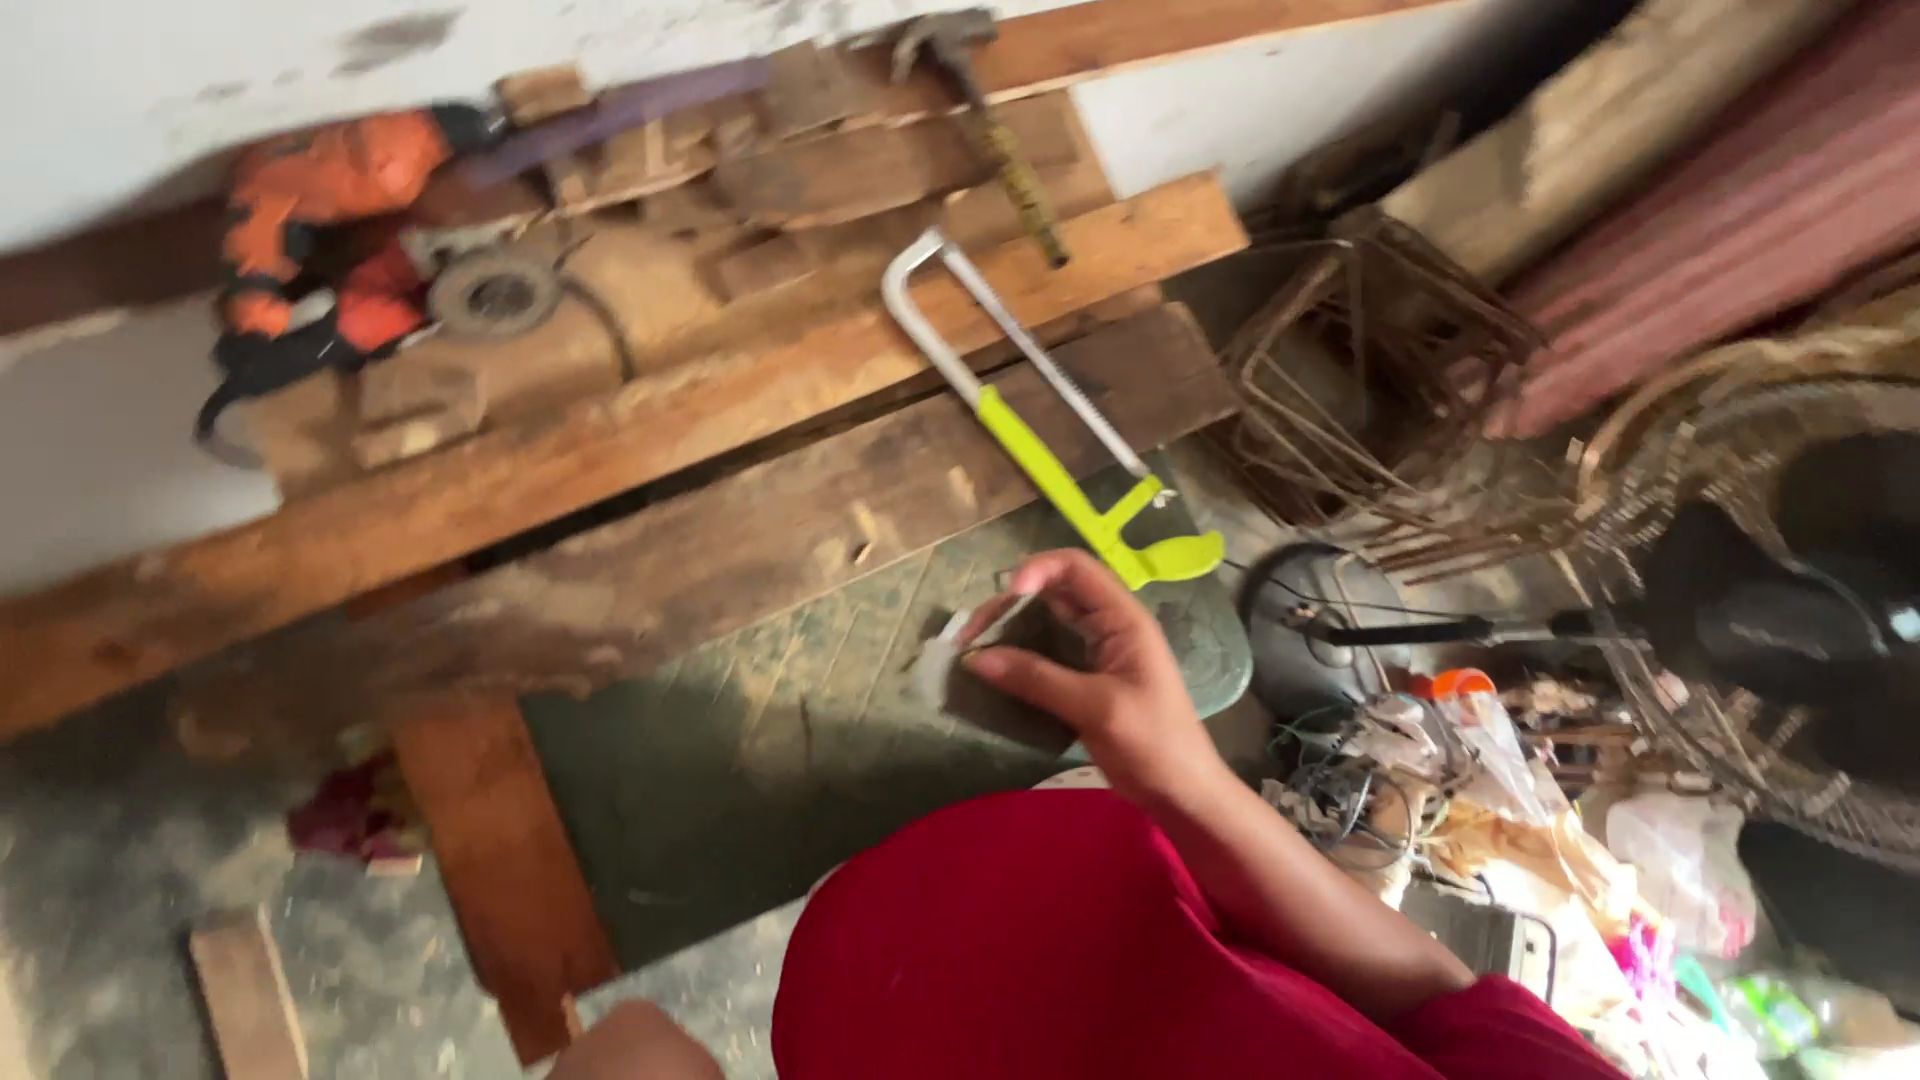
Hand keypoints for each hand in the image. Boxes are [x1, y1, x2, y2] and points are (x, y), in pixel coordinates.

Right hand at [963, 549, 1231, 804]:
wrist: (1183, 794)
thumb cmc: (1154, 743)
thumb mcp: (1096, 707)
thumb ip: (1037, 679)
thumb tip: (976, 658)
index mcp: (1122, 619)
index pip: (1075, 567)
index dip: (1037, 569)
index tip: (1006, 599)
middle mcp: (1106, 627)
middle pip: (1050, 594)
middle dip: (1009, 608)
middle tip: (971, 638)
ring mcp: (1094, 655)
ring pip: (1043, 627)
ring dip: (1008, 636)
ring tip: (972, 656)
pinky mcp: (1082, 683)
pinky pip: (1043, 659)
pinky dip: (1016, 663)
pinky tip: (991, 679)